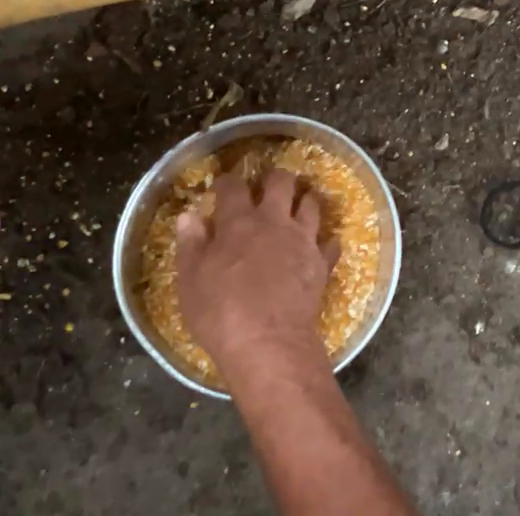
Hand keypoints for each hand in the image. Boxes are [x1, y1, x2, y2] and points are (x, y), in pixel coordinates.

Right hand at [174, 168, 336, 379]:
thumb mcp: (190, 281)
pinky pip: (330, 243)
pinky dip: (326, 241)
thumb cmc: (220, 313)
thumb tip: (189, 215)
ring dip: (305, 200)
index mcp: (239, 222)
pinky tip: (321, 244)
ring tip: (299, 204)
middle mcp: (274, 222)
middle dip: (275, 178)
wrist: (268, 342)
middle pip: (281, 182)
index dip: (228, 181)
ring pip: (311, 204)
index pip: (233, 187)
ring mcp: (302, 239)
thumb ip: (191, 245)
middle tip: (268, 186)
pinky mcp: (321, 262)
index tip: (223, 185)